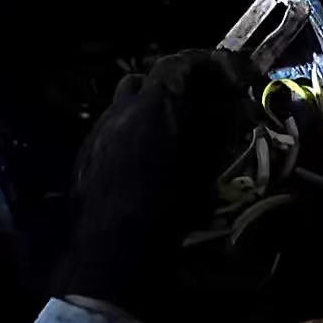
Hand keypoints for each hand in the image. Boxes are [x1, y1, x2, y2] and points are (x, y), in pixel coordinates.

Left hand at [53, 50, 259, 321]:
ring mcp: (100, 131)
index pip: (179, 65)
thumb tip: (231, 110)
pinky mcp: (89, 152)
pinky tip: (156, 147)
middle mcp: (120, 112)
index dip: (210, 64)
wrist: (107, 257)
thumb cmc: (161, 213)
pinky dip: (141, 122)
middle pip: (151, 76)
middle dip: (181, 80)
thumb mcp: (200, 169)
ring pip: (130, 97)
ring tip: (183, 121)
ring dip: (158, 101)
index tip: (234, 77)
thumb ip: (213, 131)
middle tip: (209, 97)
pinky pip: (118, 121)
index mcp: (149, 111)